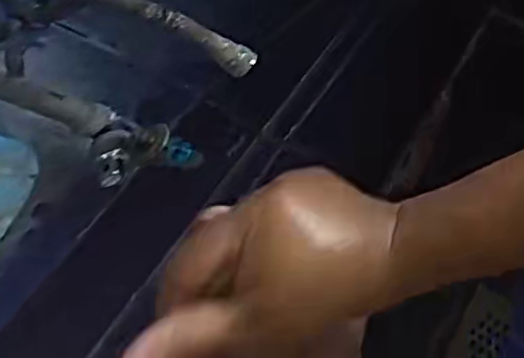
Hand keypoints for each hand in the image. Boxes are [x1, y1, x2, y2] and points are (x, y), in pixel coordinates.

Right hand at [125, 168, 400, 357]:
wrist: (391, 254)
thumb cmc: (323, 292)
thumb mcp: (255, 322)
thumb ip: (194, 334)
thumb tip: (132, 352)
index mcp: (250, 212)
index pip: (188, 260)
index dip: (175, 306)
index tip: (184, 340)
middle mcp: (269, 188)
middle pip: (213, 242)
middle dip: (208, 287)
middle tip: (219, 325)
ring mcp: (295, 183)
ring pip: (241, 231)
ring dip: (235, 268)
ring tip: (251, 303)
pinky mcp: (316, 186)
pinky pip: (273, 217)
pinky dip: (264, 247)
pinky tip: (281, 274)